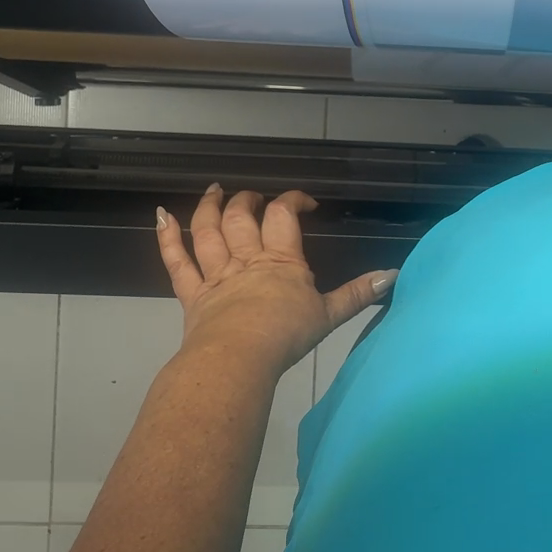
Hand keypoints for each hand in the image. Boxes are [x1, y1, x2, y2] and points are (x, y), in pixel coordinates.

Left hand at [156, 185, 396, 376]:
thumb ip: (358, 293)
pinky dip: (167, 237)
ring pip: (209, 231)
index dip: (294, 201)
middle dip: (249, 201)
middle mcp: (247, 259)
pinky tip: (161, 216)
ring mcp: (216, 274)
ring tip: (214, 190)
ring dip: (210, 207)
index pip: (286, 215)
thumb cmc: (285, 336)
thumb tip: (391, 274)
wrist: (238, 360)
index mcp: (281, 260)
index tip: (306, 202)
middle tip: (254, 196)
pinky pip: (176, 261)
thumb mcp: (329, 314)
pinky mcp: (192, 294)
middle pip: (244, 218)